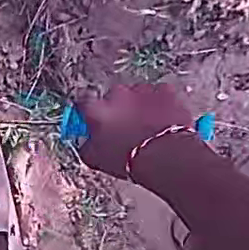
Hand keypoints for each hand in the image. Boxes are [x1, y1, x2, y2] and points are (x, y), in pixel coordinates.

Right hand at [76, 83, 199, 178]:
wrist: (165, 156)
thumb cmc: (130, 158)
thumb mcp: (95, 159)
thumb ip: (85, 145)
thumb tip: (85, 142)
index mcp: (96, 110)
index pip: (83, 101)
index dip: (87, 110)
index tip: (89, 118)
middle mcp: (117, 95)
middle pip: (112, 97)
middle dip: (116, 109)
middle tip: (121, 128)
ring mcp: (142, 91)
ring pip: (136, 95)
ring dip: (138, 106)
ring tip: (144, 127)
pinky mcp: (165, 90)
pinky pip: (160, 94)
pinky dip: (160, 104)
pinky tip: (160, 119)